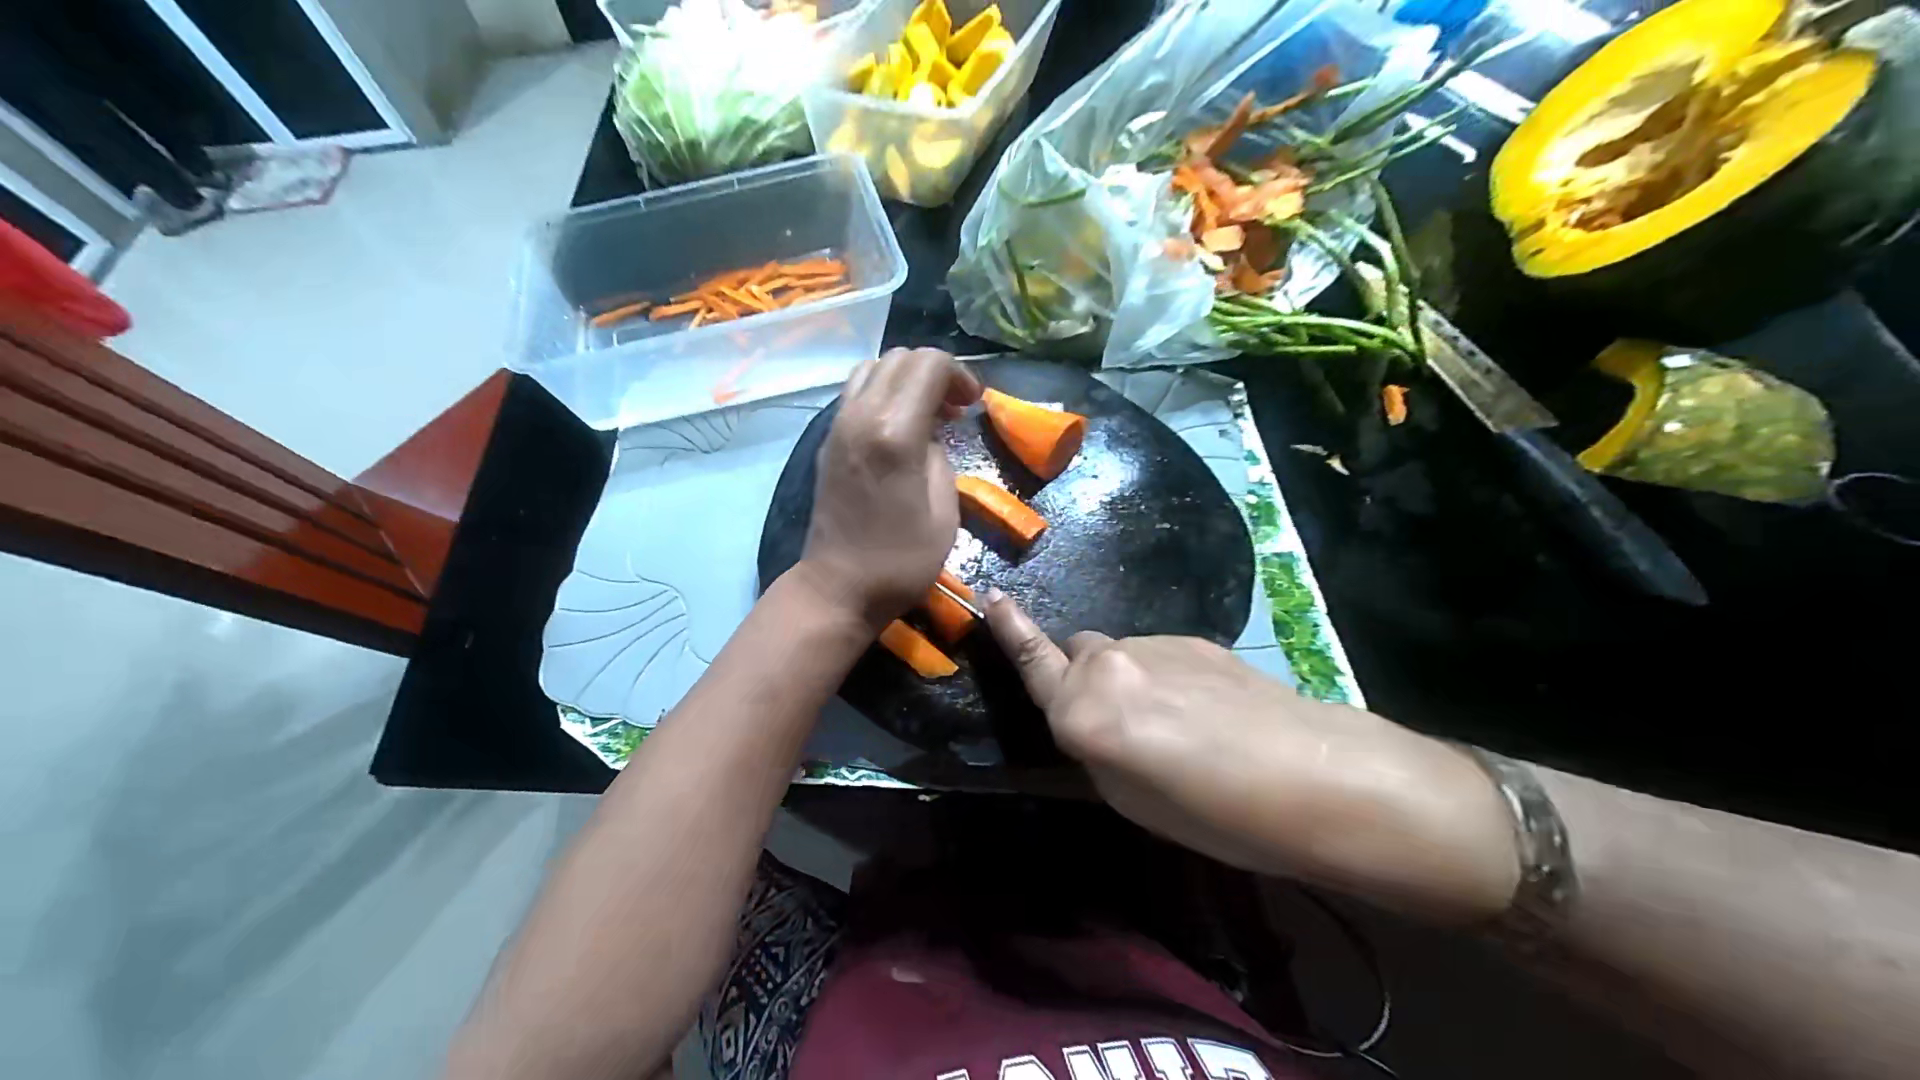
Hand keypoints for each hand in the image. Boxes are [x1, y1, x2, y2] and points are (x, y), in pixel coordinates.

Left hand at [796, 348, 981, 628]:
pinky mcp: (828, 441)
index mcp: (895, 433)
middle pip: (900, 357)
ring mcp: (838, 426)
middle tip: (954, 409)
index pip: (928, 365)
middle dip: (934, 372)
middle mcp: (861, 416)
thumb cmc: (900, 560)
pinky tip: (900, 428)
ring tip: (926, 414)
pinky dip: (884, 394)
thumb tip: (929, 435)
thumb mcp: (944, 512)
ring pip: (873, 368)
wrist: (838, 588)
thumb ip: (940, 456)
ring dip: (906, 379)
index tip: (972, 405)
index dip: (959, 375)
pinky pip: (856, 393)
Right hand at [984, 596, 1521, 922]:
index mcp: (1083, 709)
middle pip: (1078, 654)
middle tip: (1121, 727)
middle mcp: (1109, 664)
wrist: (1314, 776)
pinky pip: (1159, 656)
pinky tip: (1207, 713)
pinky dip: (1165, 678)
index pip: (1031, 663)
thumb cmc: (1211, 812)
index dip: (1008, 631)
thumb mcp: (1127, 798)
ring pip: (1122, 656)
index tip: (991, 597)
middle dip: (1085, 680)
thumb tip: (1092, 718)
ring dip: (1130, 681)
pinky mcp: (1196, 639)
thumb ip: (1093, 746)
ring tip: (1178, 730)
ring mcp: (1155, 644)